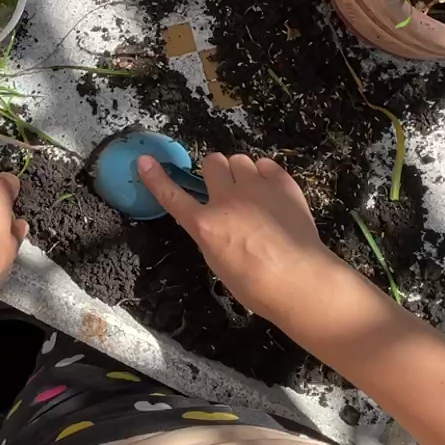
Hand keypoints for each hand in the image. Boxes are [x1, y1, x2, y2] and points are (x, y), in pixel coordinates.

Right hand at [137, 153, 353, 330]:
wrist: (300, 280)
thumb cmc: (256, 285)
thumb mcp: (219, 263)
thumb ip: (211, 234)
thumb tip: (214, 221)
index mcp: (206, 225)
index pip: (173, 196)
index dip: (156, 178)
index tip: (145, 162)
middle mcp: (227, 199)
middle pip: (212, 162)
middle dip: (215, 172)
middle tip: (224, 189)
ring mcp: (257, 187)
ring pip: (239, 159)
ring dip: (239, 171)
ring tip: (250, 192)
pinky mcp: (283, 184)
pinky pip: (266, 164)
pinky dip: (264, 174)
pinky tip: (270, 191)